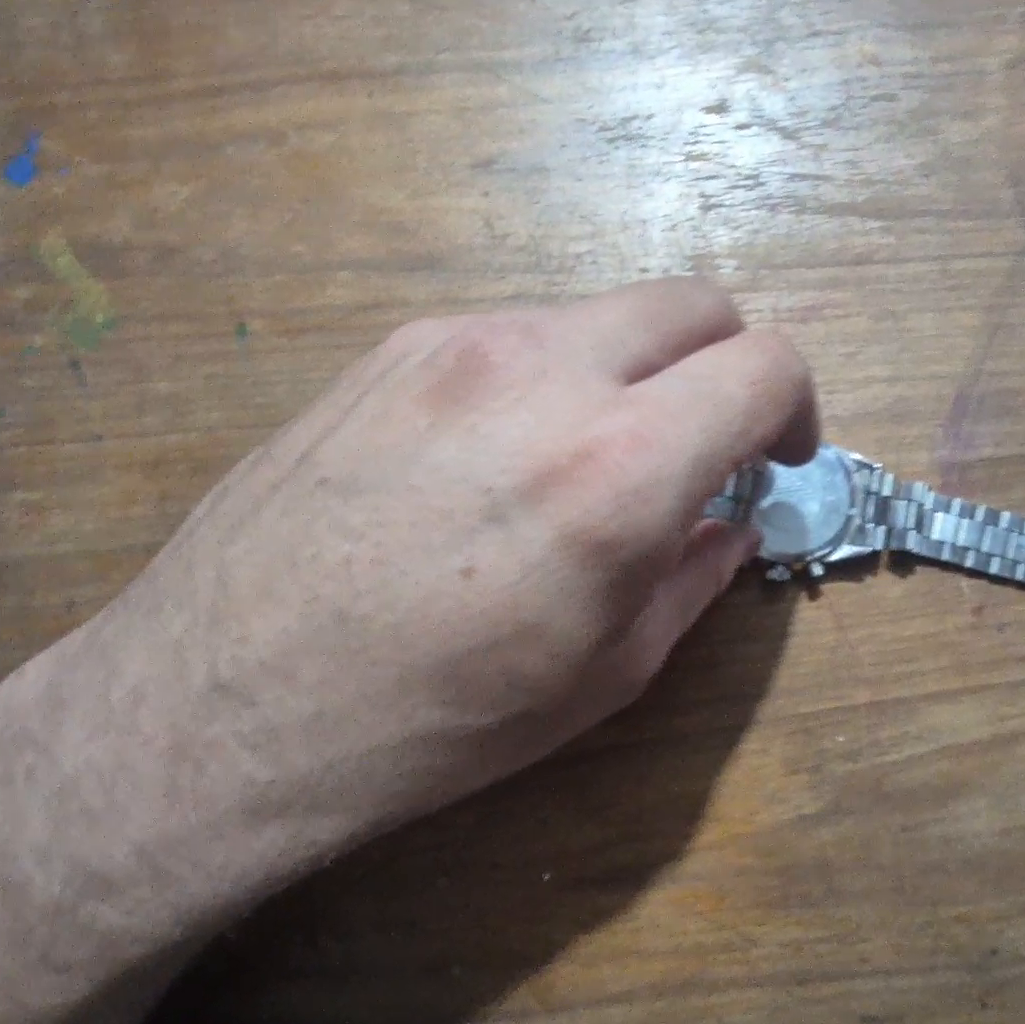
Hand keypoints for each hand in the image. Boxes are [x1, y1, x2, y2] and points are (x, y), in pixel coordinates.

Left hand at [0, 277, 815, 922]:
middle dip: (728, 368)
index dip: (796, 408)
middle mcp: (547, 373)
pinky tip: (507, 455)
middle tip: (705, 446)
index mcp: (619, 469)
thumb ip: (695, 575)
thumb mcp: (609, 671)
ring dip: (638, 373)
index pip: (765, 365)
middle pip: (696, 305)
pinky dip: (558, 375)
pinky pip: (521, 333)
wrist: (228, 705)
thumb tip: (733, 521)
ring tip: (596, 459)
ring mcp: (460, 342)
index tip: (776, 459)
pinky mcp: (395, 346)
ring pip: (606, 314)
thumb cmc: (441, 718)